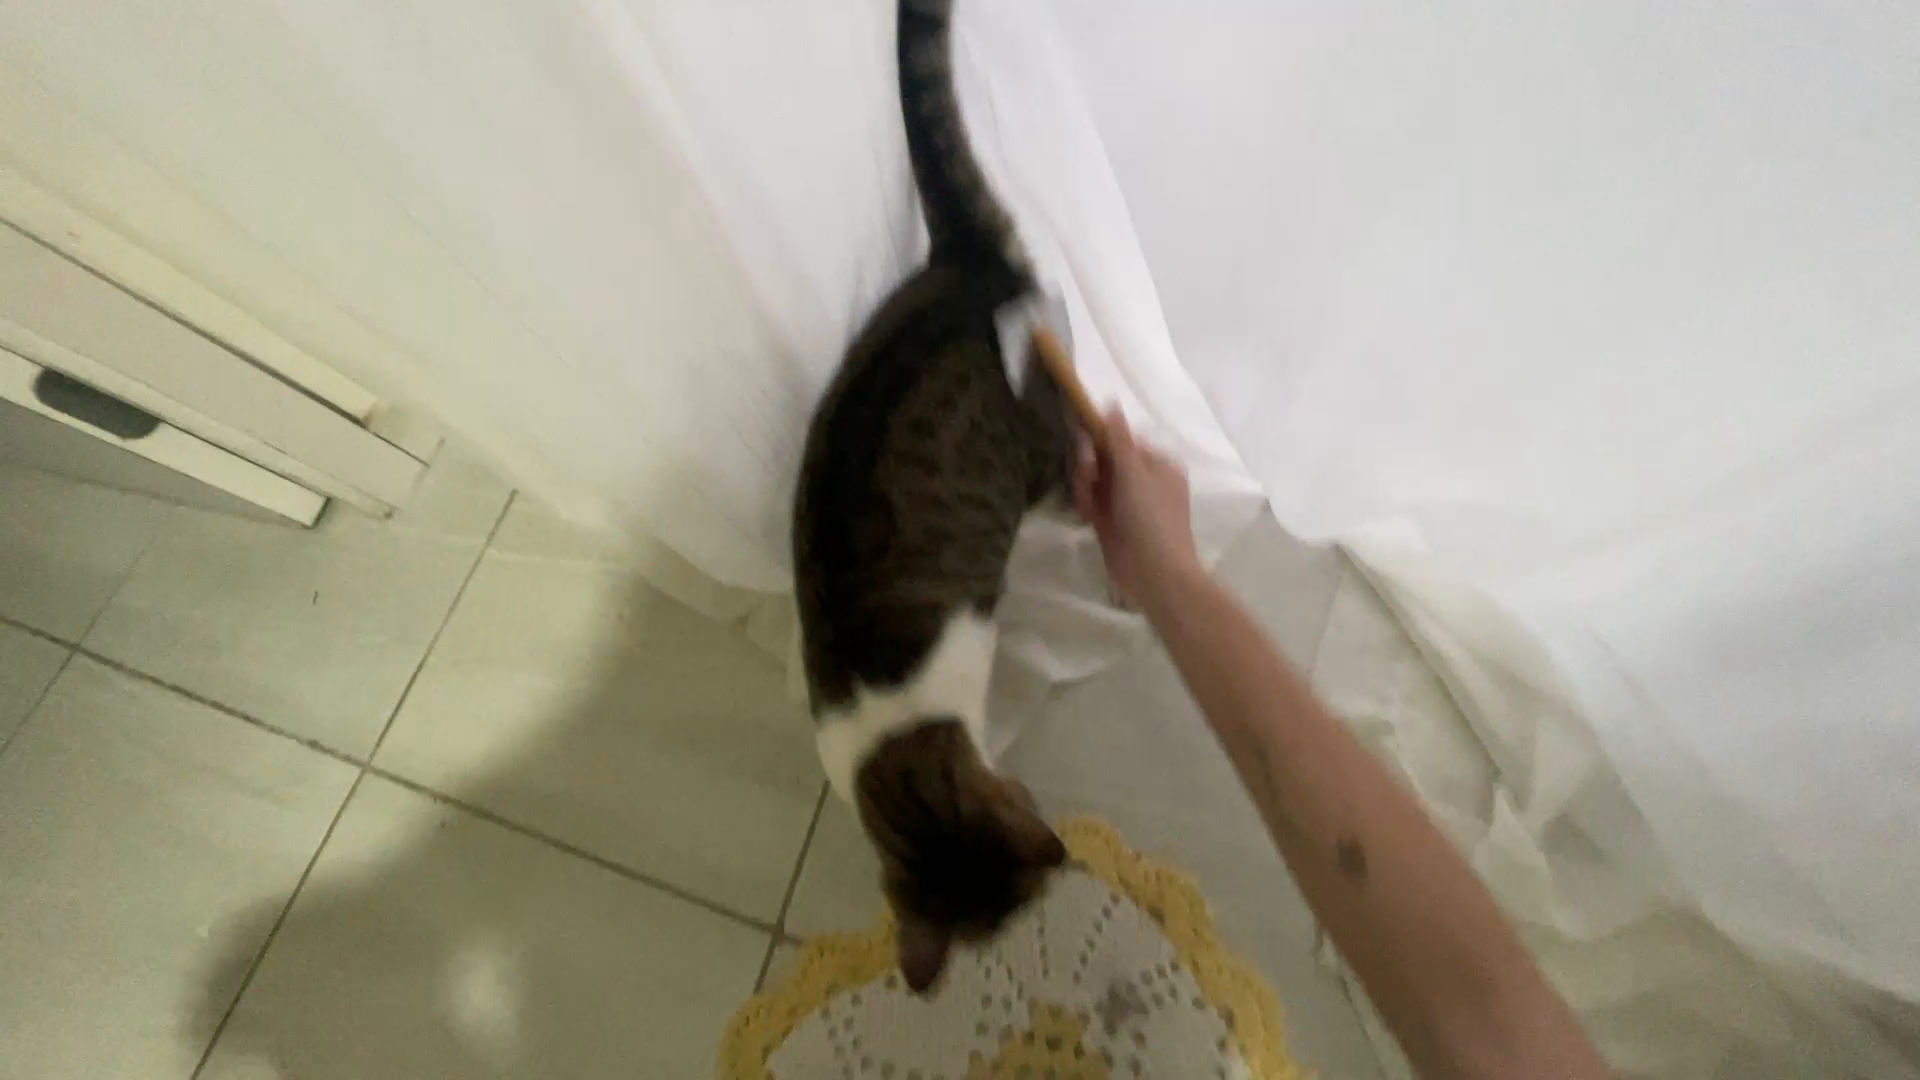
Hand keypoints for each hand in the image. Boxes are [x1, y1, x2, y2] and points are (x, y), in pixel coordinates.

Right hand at [1073, 407, 1203, 609]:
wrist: (1155, 573)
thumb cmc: (1151, 518)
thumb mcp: (1135, 473)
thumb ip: (1118, 439)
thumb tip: (1111, 403)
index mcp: (1157, 464)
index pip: (1121, 441)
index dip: (1099, 442)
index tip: (1084, 448)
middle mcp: (1143, 481)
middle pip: (1104, 460)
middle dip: (1090, 468)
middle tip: (1087, 478)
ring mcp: (1127, 503)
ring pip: (1095, 482)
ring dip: (1087, 488)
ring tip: (1090, 505)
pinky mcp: (1112, 523)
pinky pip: (1093, 503)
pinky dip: (1088, 506)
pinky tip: (1089, 516)